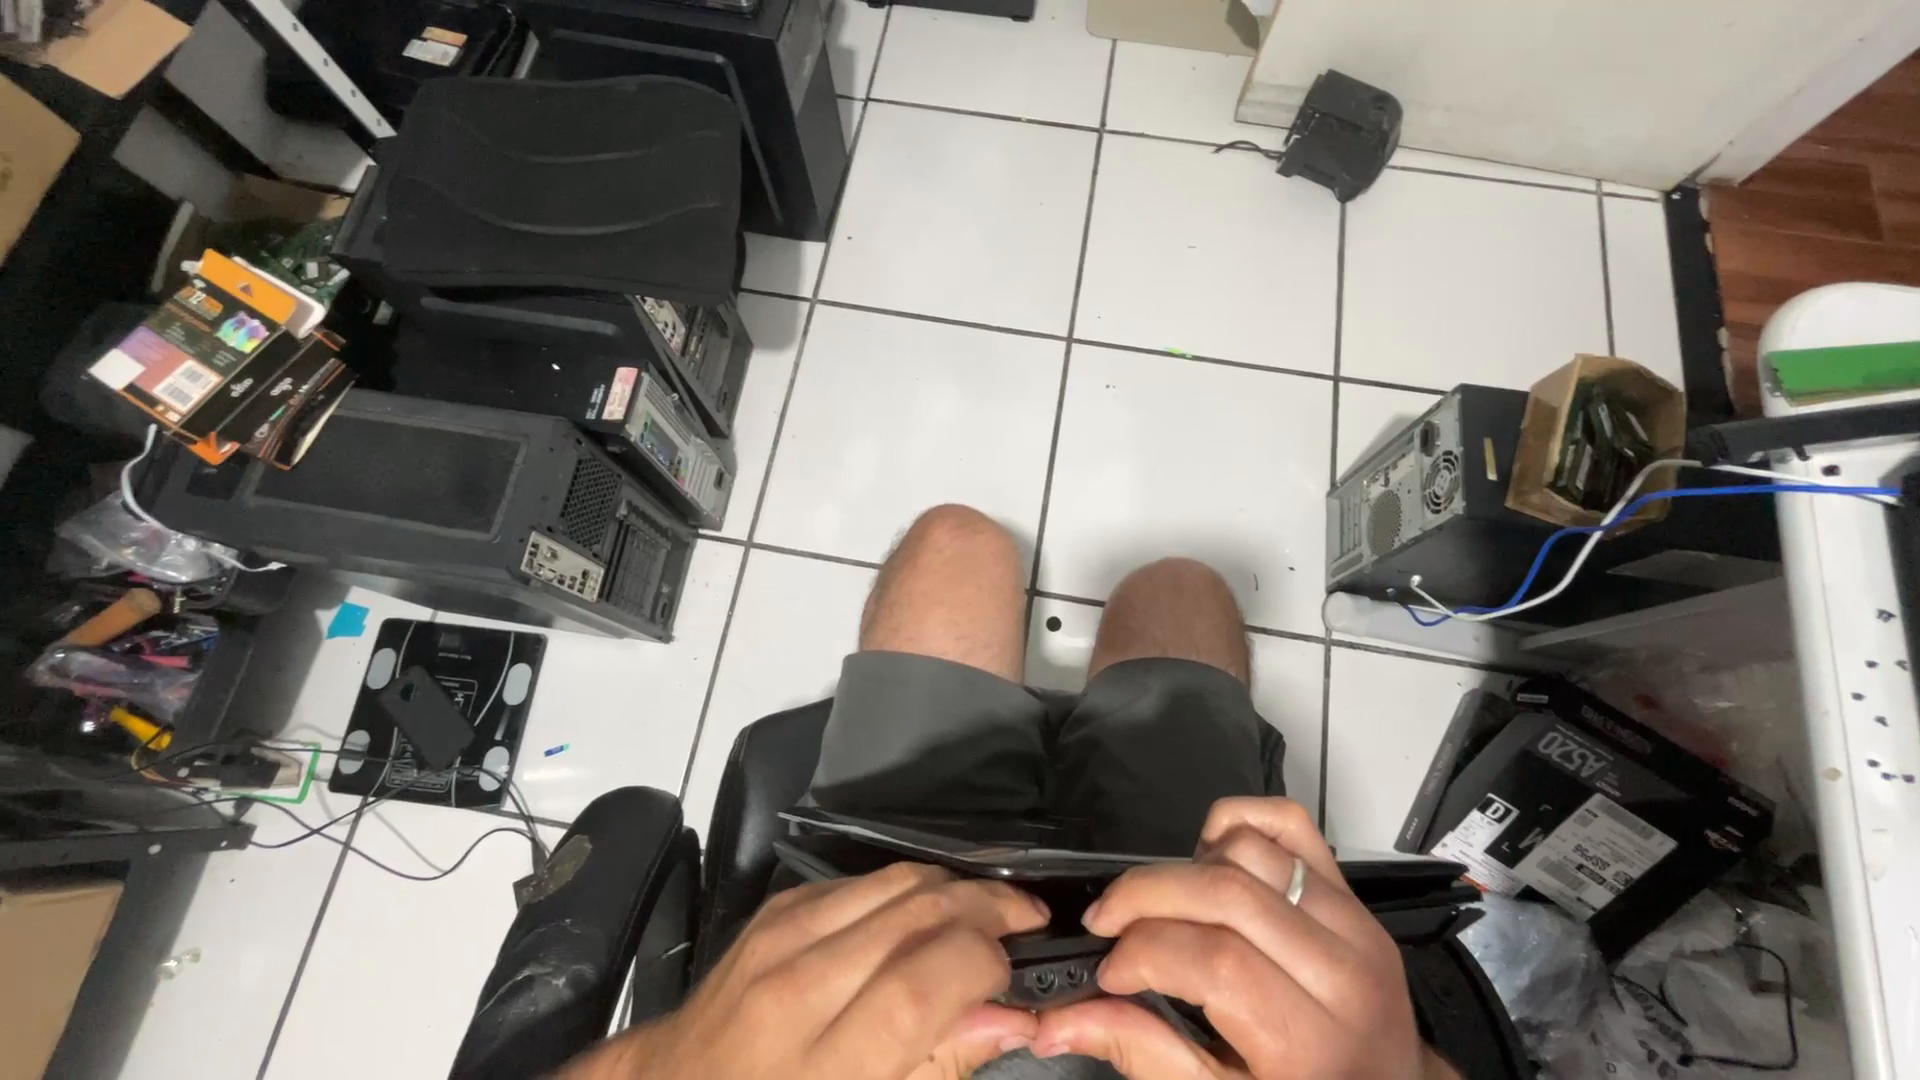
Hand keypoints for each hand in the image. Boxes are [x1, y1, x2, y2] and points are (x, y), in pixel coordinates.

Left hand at [558, 861, 1048, 1079]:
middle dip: (985, 904)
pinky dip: (908, 887)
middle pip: (911, 916)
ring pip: (893, 882)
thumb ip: (938, 1066)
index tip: (1016, 967)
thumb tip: (1013, 1017)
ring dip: (955, 885)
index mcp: (815, 1069)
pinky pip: (861, 881)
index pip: (913, 989)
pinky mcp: (776, 909)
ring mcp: (779, 937)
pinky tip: (930, 908)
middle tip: (1028, 916)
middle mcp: (794, 990)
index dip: (981, 964)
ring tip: (991, 904)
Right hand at [1031, 797, 1434, 1079]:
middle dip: (1143, 896)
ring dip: (1187, 867)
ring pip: (1248, 850)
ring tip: (1169, 907)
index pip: (1212, 961)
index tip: (1108, 970)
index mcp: (1311, 1042)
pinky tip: (1210, 863)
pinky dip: (1235, 824)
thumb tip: (1055, 1021)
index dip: (1141, 952)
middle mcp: (1340, 972)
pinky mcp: (1349, 891)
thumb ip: (1140, 1051)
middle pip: (1223, 893)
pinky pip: (1287, 822)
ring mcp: (1351, 920)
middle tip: (1108, 922)